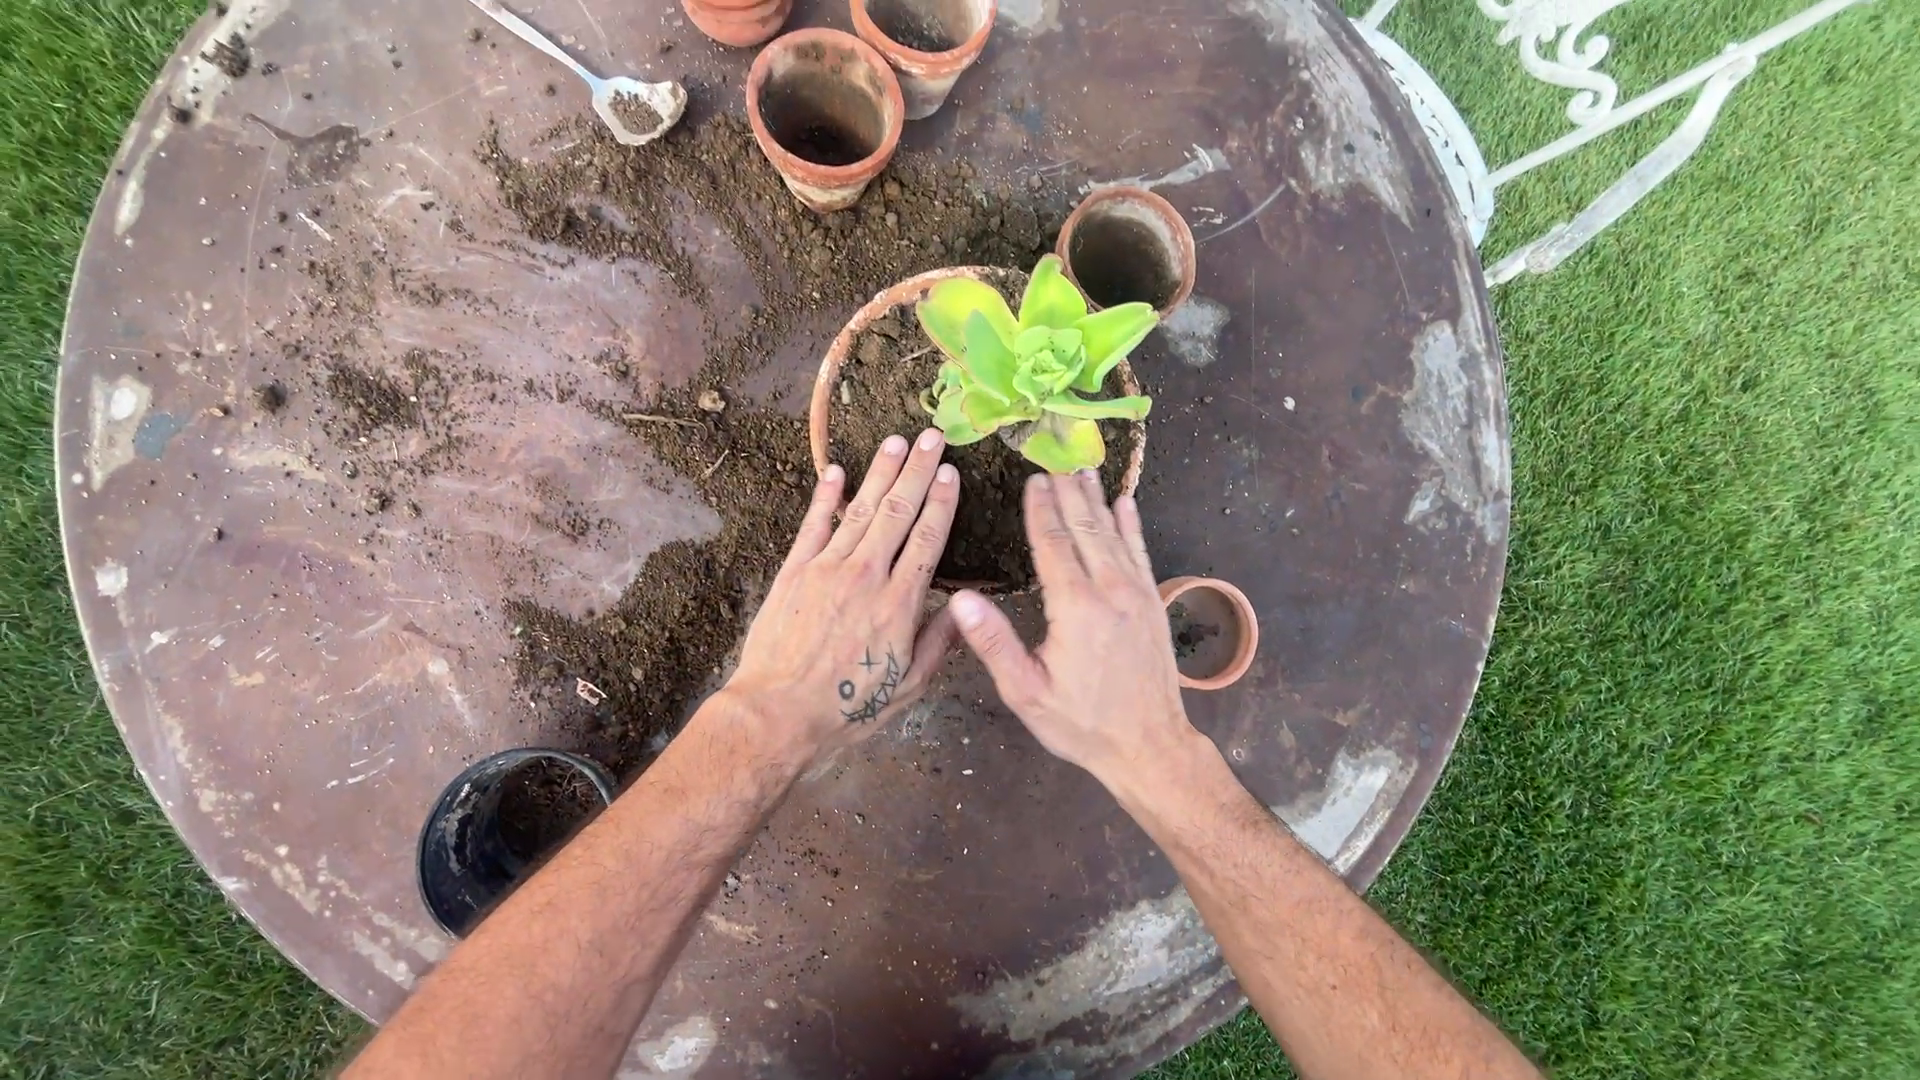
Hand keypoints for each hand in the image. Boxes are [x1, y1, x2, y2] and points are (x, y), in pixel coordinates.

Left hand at [722, 429, 961, 763]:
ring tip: (896, 441)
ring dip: (880, 473)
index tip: (952, 473)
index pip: (928, 538)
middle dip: (918, 470)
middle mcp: (867, 575)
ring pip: (860, 509)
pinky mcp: (794, 571)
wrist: (778, 714)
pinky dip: (826, 496)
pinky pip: (814, 525)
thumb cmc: (849, 707)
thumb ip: (940, 642)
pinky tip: (837, 471)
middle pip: (898, 511)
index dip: (942, 502)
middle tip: (932, 437)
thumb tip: (966, 607)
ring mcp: (827, 568)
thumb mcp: (908, 685)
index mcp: (900, 603)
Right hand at [948, 470, 1198, 789]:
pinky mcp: (1154, 603)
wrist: (1150, 746)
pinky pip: (1142, 552)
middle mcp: (1111, 590)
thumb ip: (994, 642)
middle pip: (1086, 528)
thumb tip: (961, 599)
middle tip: (1056, 458)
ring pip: (1114, 534)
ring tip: (1084, 469)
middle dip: (1068, 492)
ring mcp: (1138, 594)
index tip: (1033, 479)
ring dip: (1097, 499)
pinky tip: (1126, 503)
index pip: (1053, 544)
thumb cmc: (1081, 723)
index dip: (1040, 509)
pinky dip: (1132, 524)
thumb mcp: (1027, 692)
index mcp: (1076, 607)